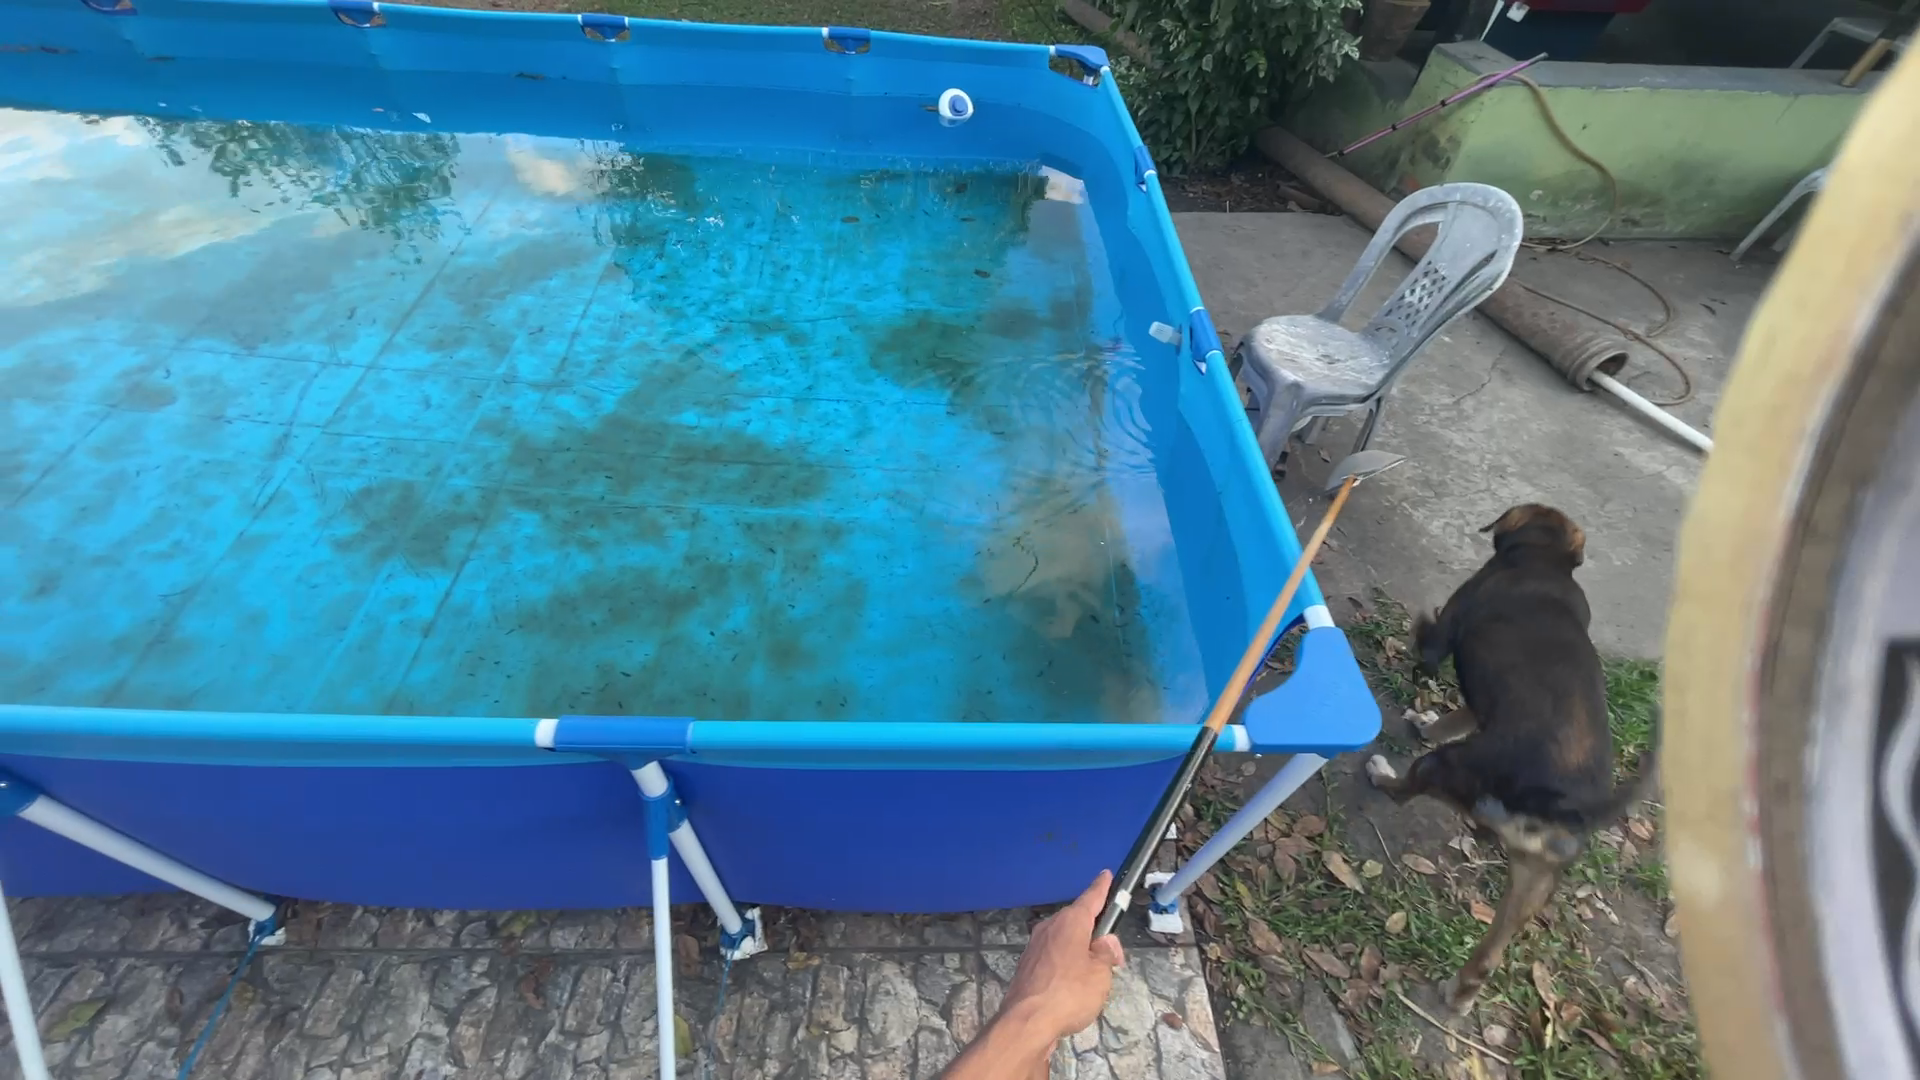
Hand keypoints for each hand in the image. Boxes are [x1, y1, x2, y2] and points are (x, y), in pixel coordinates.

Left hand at [1002, 871, 1126, 1040]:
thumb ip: (1106, 953)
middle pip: (1078, 920)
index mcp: (1070, 921)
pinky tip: (1071, 986)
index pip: (1090, 898)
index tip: (1106, 874)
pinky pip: (1055, 955)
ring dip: (1080, 949)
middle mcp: (1051, 926)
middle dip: (1094, 931)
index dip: (1101, 887)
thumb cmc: (1069, 993)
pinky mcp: (1029, 963)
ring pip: (1066, 939)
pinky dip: (1066, 963)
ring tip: (1093, 977)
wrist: (1027, 1020)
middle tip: (1111, 955)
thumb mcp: (1100, 974)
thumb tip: (1106, 941)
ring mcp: (1036, 944)